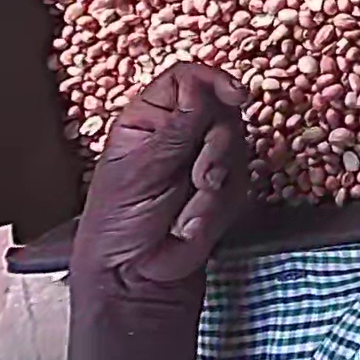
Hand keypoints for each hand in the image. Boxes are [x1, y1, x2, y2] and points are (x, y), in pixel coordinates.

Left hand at [69, 62, 247, 308]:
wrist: (135, 281)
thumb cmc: (118, 223)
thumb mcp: (141, 171)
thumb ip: (178, 127)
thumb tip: (202, 84)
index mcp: (150, 118)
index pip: (187, 79)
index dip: (213, 81)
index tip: (235, 95)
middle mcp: (181, 131)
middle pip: (222, 110)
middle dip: (217, 146)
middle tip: (201, 176)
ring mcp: (206, 157)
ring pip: (237, 145)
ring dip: (217, 181)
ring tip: (188, 211)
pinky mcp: (225, 186)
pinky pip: (241, 180)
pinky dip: (219, 205)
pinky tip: (193, 224)